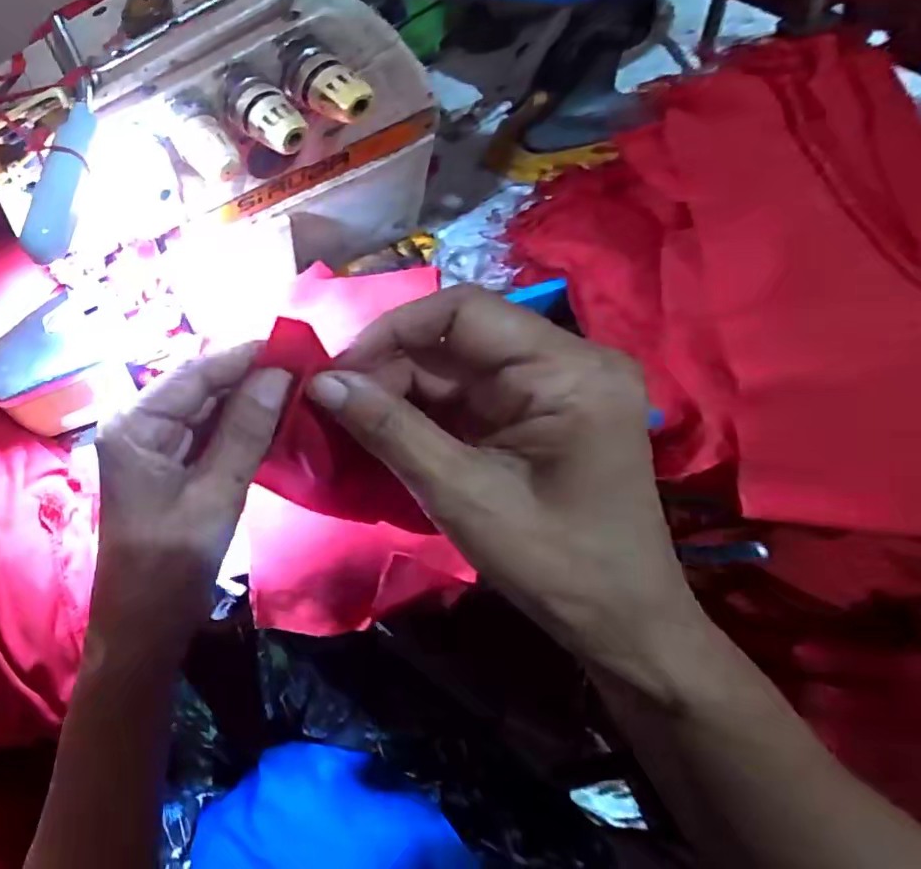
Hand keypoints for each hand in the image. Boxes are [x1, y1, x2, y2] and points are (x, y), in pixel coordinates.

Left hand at [90, 344, 290, 650]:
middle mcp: (134, 422)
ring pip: (202, 407)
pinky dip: (235, 424)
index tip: (297, 342)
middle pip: (196, 386)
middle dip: (249, 374)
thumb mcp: (215, 494)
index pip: (194, 374)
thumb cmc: (171, 564)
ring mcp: (147, 442)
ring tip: (301, 383)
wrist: (142, 622)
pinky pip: (201, 432)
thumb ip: (244, 430)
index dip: (244, 356)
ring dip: (246, 398)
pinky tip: (273, 416)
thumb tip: (278, 373)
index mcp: (134, 423)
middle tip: (310, 364)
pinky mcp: (162, 463)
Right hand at [309, 286, 709, 695]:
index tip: (340, 370)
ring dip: (388, 389)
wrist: (617, 624)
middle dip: (383, 367)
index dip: (391, 330)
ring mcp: (539, 389)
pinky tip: (373, 429)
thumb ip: (387, 428)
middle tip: (332, 404)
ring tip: (345, 420)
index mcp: (566, 371)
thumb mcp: (458, 491)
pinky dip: (405, 408)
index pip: (462, 310)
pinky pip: (448, 392)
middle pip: (446, 337)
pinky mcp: (519, 414)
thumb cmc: (552, 558)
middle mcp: (558, 365)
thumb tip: (318, 381)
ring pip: (439, 364)